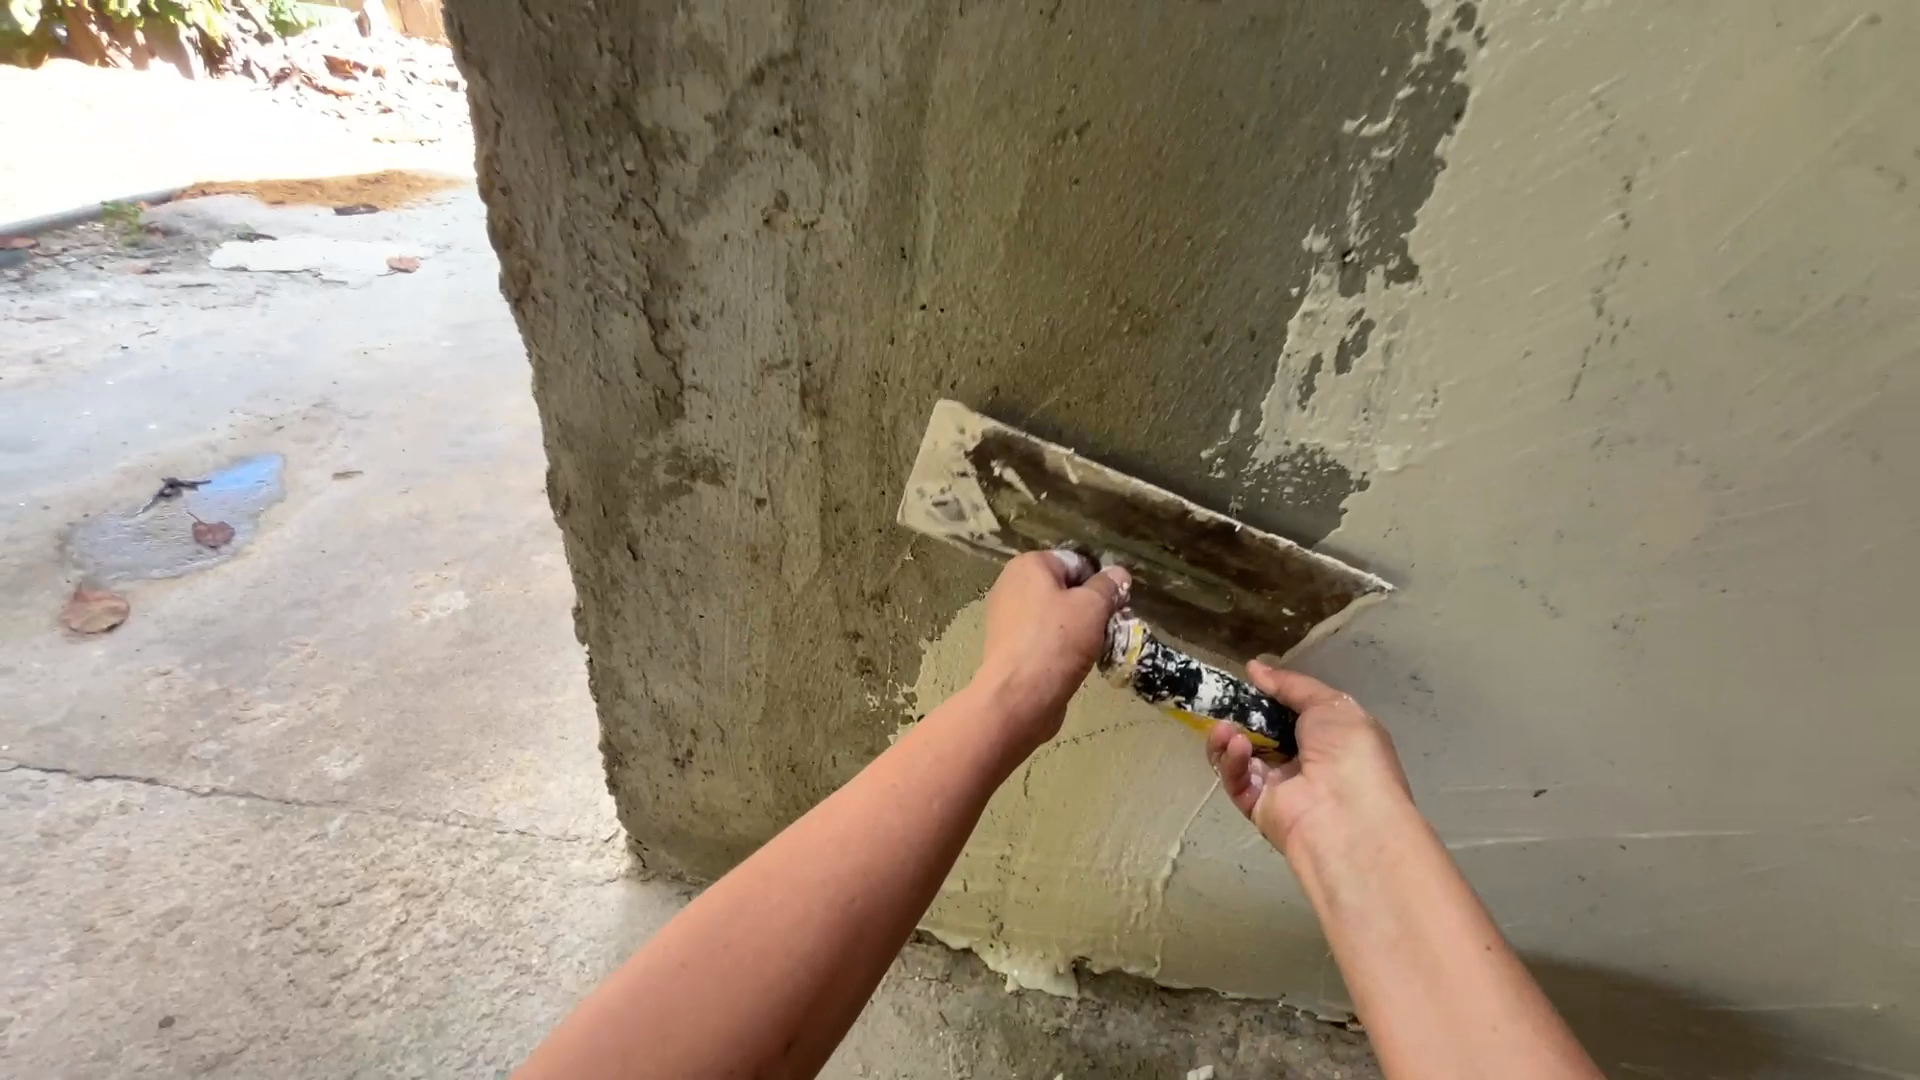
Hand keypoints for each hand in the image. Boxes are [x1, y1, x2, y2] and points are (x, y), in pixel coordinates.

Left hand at [972, 551, 1130, 747]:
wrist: (1019, 696)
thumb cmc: (1057, 641)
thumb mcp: (1093, 607)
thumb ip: (1108, 586)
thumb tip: (1118, 573)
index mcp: (1028, 565)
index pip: (1076, 562)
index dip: (1099, 582)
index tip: (1114, 606)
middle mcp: (1011, 585)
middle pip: (1065, 589)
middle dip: (1090, 607)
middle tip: (1108, 628)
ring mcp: (1007, 617)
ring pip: (1056, 616)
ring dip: (1078, 629)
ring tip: (1095, 648)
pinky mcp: (1009, 646)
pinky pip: (1044, 637)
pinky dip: (1061, 646)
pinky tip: (1075, 663)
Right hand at [1206, 661, 1412, 856]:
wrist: (1349, 816)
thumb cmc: (1349, 754)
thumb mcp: (1330, 705)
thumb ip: (1291, 685)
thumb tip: (1254, 667)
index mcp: (1327, 739)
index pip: (1288, 713)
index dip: (1266, 697)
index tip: (1246, 681)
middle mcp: (1302, 761)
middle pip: (1259, 732)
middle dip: (1239, 714)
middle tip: (1220, 700)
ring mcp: (1277, 785)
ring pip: (1240, 755)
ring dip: (1228, 736)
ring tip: (1225, 727)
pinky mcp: (1256, 805)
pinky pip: (1234, 779)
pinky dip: (1230, 760)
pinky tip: (1236, 745)